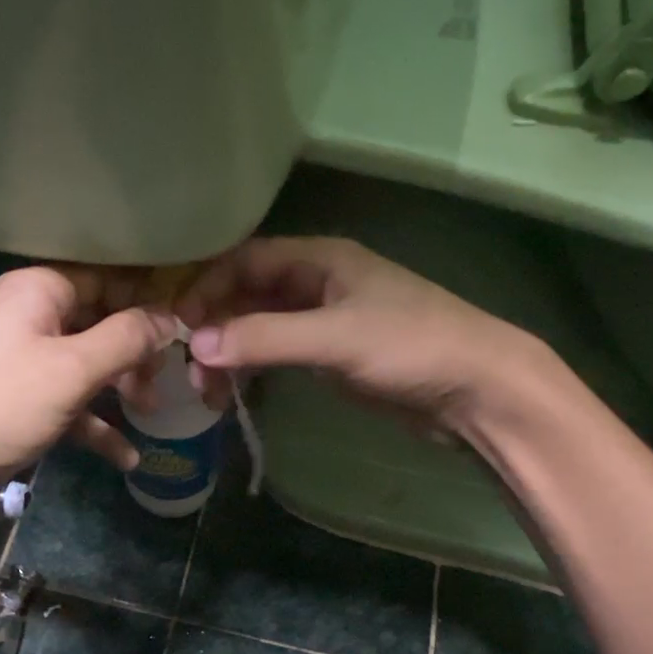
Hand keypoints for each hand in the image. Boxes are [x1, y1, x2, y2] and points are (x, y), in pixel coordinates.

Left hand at [0, 266, 175, 524]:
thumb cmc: (2, 404)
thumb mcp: (73, 369)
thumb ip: (127, 338)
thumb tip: (170, 317)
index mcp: (37, 289)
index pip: (107, 276)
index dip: (149, 297)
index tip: (190, 322)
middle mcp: (28, 315)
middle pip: (99, 320)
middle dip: (137, 350)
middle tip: (169, 378)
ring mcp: (20, 360)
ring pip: (86, 364)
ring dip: (121, 388)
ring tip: (153, 414)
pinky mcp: (17, 401)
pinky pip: (67, 402)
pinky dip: (94, 424)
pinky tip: (126, 456)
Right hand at [179, 237, 551, 429]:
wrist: (476, 390)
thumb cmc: (411, 346)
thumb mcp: (334, 338)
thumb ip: (264, 339)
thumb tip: (194, 344)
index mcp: (320, 260)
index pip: (245, 260)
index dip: (206, 286)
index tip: (176, 323)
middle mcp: (317, 284)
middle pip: (247, 295)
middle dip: (213, 327)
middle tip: (188, 367)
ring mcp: (323, 322)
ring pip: (259, 329)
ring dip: (229, 353)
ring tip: (208, 391)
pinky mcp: (331, 357)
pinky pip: (277, 355)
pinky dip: (252, 370)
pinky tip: (234, 393)